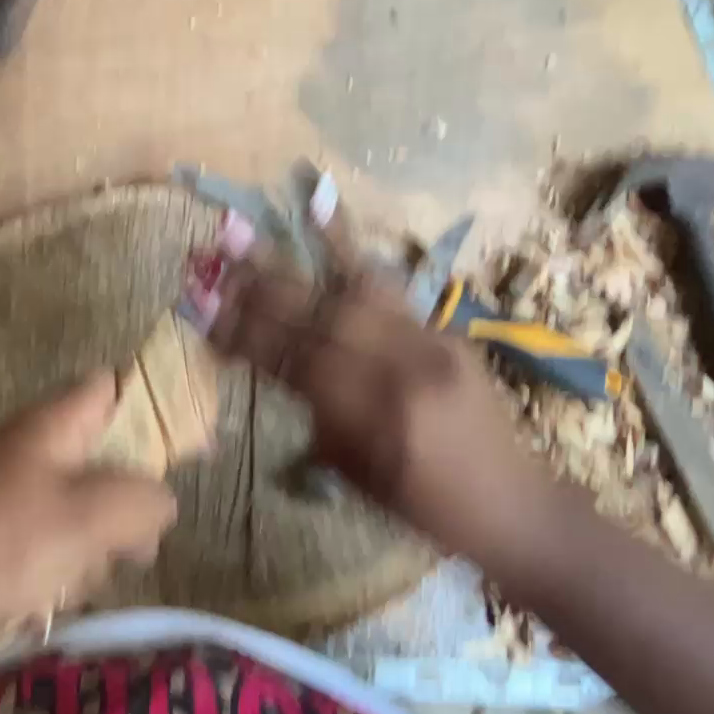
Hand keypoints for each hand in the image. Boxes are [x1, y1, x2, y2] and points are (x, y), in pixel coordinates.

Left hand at [0, 371, 178, 639]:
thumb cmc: (0, 542)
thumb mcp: (86, 519)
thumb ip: (140, 501)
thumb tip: (162, 499)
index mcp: (53, 424)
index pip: (112, 387)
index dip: (156, 407)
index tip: (193, 451)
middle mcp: (29, 445)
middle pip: (102, 458)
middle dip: (124, 505)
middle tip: (131, 546)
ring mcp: (6, 487)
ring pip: (78, 507)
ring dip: (91, 547)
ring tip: (73, 579)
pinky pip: (45, 540)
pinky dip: (56, 567)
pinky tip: (42, 598)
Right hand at [185, 217, 549, 557]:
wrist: (515, 507)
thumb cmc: (421, 507)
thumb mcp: (350, 467)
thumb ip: (309, 404)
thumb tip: (258, 351)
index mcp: (373, 416)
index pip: (290, 359)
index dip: (240, 333)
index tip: (199, 312)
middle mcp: (400, 368)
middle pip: (313, 317)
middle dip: (252, 291)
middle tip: (206, 266)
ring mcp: (427, 341)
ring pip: (344, 291)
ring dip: (285, 267)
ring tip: (240, 238)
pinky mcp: (441, 328)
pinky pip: (387, 282)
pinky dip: (345, 245)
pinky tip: (318, 205)